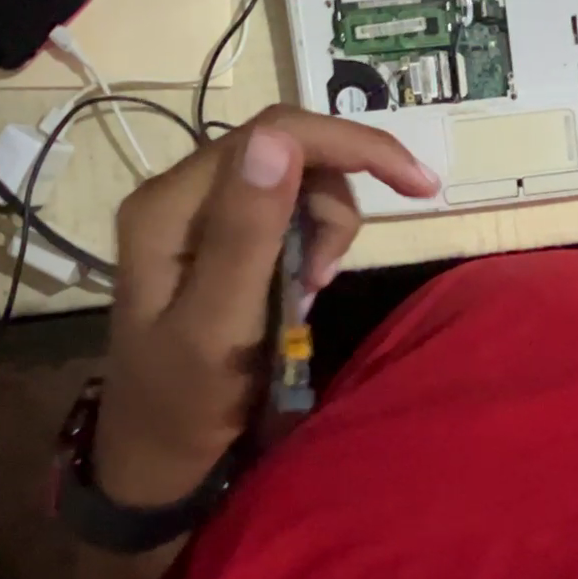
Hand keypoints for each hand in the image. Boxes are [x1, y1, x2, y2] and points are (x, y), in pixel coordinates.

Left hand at [96, 105, 439, 503]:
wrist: (159, 446)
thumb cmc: (186, 399)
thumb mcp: (218, 324)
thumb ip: (245, 232)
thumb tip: (279, 138)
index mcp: (172, 203)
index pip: (275, 132)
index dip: (352, 145)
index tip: (418, 186)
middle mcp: (184, 190)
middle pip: (291, 149)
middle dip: (337, 201)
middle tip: (333, 272)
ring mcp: (203, 209)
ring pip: (300, 178)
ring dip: (327, 227)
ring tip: (312, 288)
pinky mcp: (223, 231)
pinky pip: (291, 209)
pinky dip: (316, 240)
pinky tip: (304, 284)